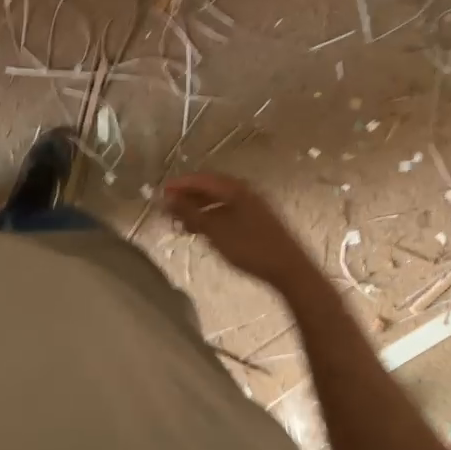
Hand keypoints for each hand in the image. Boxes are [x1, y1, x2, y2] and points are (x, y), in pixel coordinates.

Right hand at [162, 172, 309, 284]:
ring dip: (199, 209)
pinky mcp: (257, 221)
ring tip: (182, 224)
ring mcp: (252, 206)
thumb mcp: (214, 230)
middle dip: (188, 197)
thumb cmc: (250, 247)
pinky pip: (227, 212)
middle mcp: (243, 192)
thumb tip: (166, 199)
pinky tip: (204, 232)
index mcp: (234, 188)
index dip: (179, 185)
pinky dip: (212, 218)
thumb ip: (189, 213)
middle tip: (169, 210)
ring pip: (218, 201)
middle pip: (209, 188)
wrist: (290, 270)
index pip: (200, 179)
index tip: (160, 194)